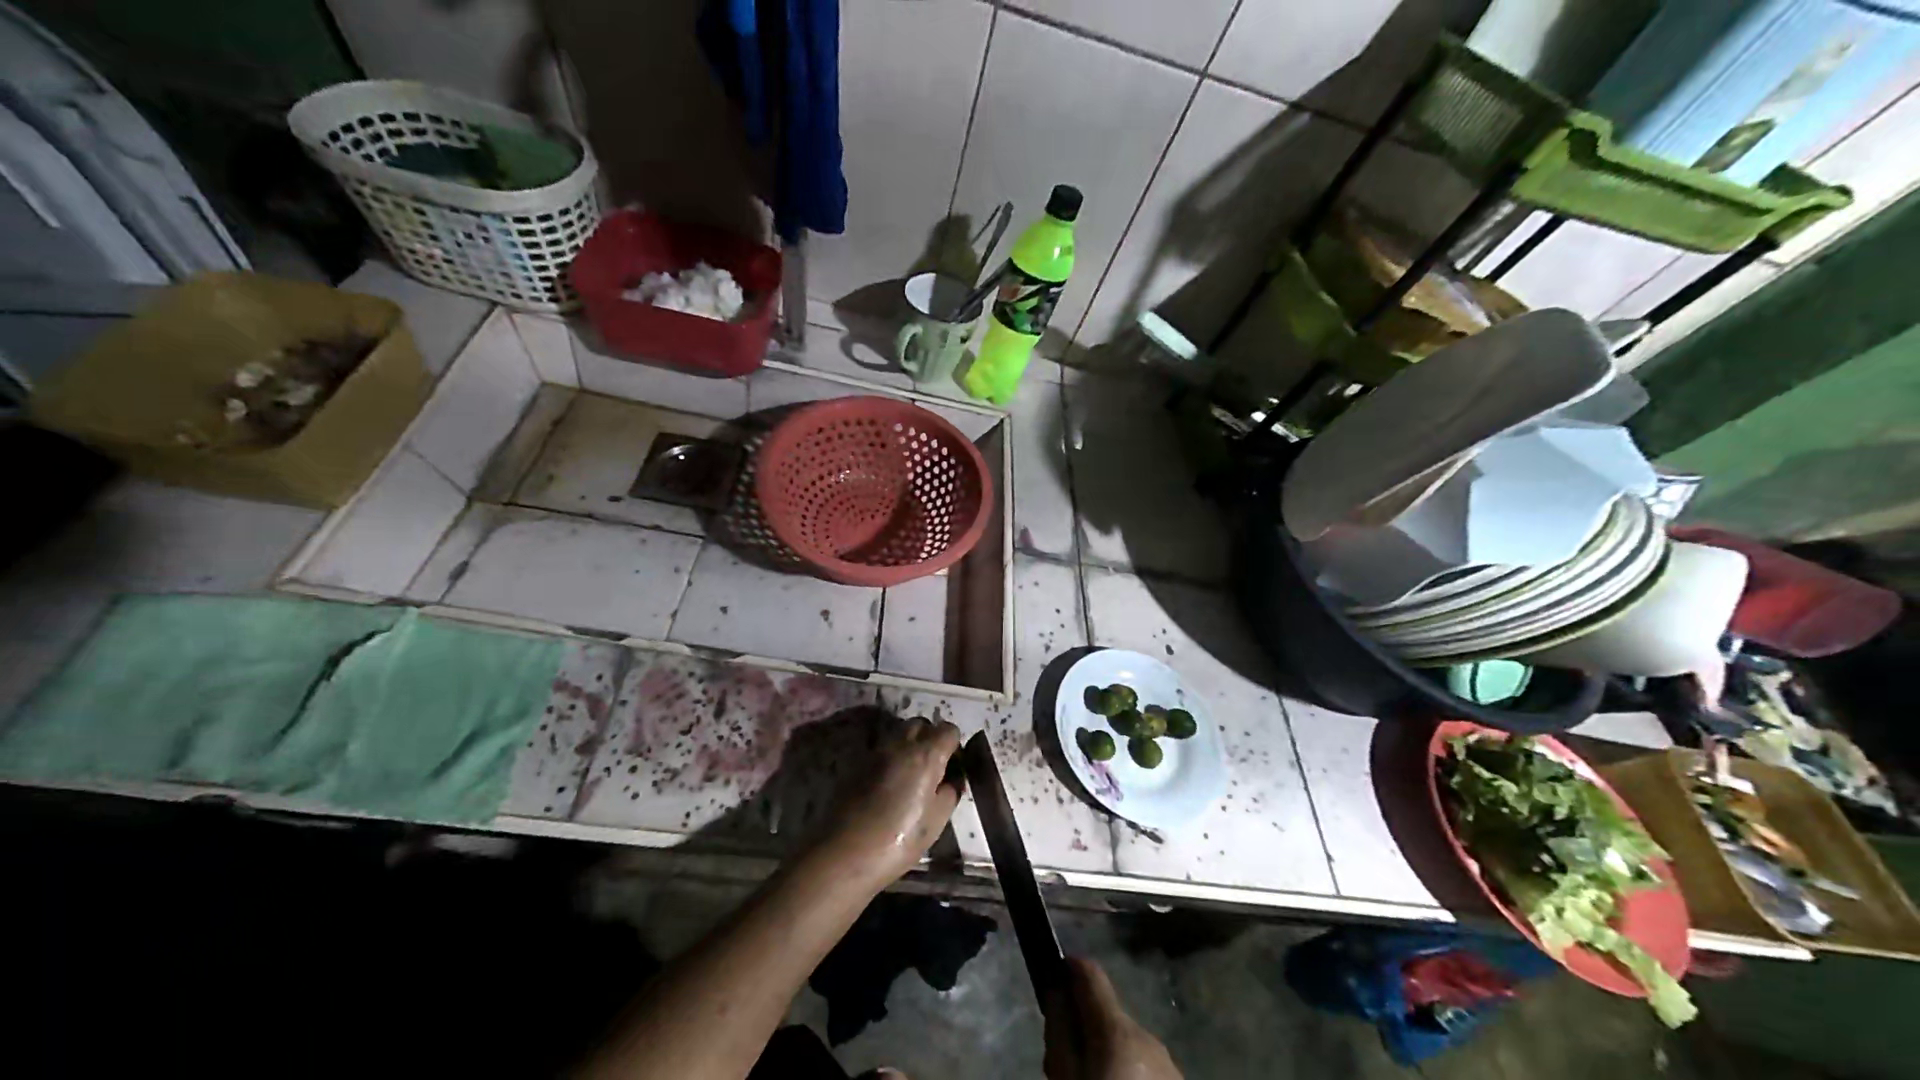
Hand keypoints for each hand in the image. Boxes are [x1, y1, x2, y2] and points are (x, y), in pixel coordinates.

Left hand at [811, 716, 962, 889]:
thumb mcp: (936, 822)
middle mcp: (900, 745)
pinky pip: (882, 750)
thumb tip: (951, 779)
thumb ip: (950, 792)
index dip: (954, 746)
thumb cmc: (898, 841)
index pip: (948, 729)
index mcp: (925, 756)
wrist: (845, 853)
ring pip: (899, 734)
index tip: (953, 767)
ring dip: (910, 746)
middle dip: (931, 738)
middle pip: (921, 724)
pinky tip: (890, 787)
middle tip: (933, 769)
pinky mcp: (857, 763)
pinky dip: (891, 759)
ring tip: (911, 778)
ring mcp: (875, 752)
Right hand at [1044, 958, 1181, 1079]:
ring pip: (1127, 1038)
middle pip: (1108, 1013)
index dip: (1070, 968)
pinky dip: (1130, 1068)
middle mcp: (1147, 1034)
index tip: (1055, 975)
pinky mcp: (1180, 1079)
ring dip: (1109, 1048)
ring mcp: (1170, 1060)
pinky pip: (1145, 1062)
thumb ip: (1059, 1034)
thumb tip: (1056, 992)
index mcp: (1118, 1029)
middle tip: (1068, 1051)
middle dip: (1086, 1023)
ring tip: (1094, 1074)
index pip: (1091, 973)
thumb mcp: (1065, 1077)